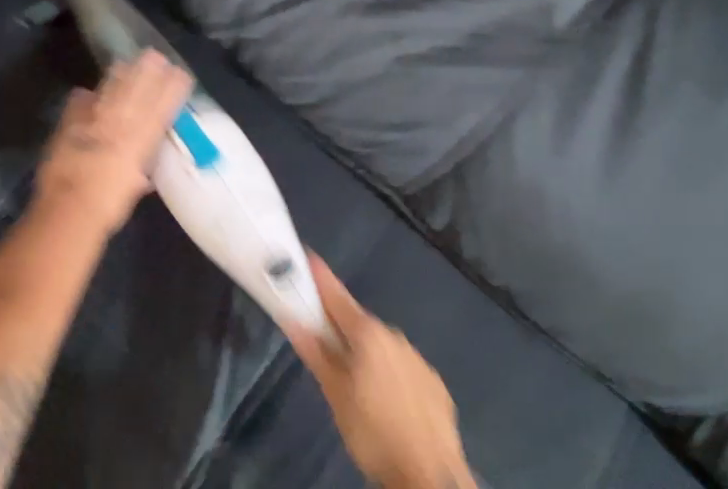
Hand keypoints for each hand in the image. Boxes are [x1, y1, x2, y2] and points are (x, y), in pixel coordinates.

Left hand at [33, 50, 191, 236]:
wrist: (69, 205)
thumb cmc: (109, 204)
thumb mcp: (133, 185)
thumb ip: (139, 169)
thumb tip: (142, 171)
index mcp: (140, 138)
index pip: (161, 107)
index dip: (171, 88)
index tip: (180, 73)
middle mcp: (119, 123)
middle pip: (136, 90)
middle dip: (147, 72)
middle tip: (155, 55)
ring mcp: (93, 120)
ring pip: (110, 91)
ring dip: (120, 76)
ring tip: (127, 63)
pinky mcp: (69, 124)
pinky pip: (79, 104)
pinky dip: (85, 98)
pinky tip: (86, 91)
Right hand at [285, 254, 476, 488]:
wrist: (430, 474)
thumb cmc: (373, 433)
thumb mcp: (335, 396)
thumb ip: (316, 354)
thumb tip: (294, 321)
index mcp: (368, 335)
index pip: (337, 298)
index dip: (320, 280)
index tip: (307, 261)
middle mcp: (395, 337)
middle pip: (360, 325)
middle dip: (341, 332)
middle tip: (324, 352)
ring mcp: (418, 359)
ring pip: (383, 349)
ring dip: (367, 357)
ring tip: (357, 391)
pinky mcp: (434, 383)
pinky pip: (403, 370)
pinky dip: (390, 377)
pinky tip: (386, 405)